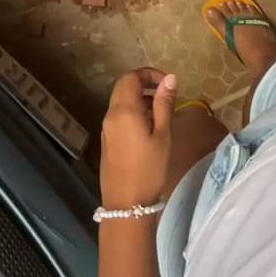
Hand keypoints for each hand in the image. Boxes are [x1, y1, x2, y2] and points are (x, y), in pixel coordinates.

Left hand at [99, 68, 177, 210]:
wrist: (126, 202)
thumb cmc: (150, 168)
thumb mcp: (163, 134)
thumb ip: (164, 104)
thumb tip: (169, 78)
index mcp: (124, 111)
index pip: (131, 77)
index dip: (149, 74)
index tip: (168, 82)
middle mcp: (111, 115)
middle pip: (123, 87)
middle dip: (144, 83)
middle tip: (166, 94)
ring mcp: (106, 128)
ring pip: (120, 101)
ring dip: (139, 98)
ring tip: (161, 111)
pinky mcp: (107, 139)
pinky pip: (118, 115)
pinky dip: (133, 111)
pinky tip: (149, 127)